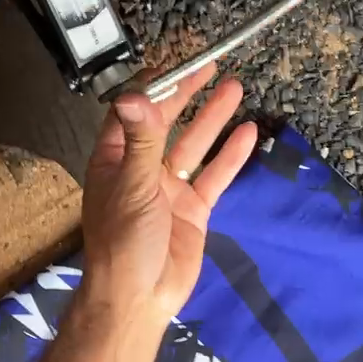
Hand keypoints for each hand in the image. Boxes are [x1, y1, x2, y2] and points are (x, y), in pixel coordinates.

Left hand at [79, 66, 257, 327]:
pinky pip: (213, 177)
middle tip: (211, 65)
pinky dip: (230, 157)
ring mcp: (168, 190)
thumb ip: (140, 139)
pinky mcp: (192, 210)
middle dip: (186, 95)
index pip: (132, 113)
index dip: (152, 87)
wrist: (139, 298)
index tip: (175, 63)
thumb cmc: (124, 241)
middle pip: (166, 123)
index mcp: (114, 161)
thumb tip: (133, 93)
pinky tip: (248, 133)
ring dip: (213, 119)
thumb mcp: (132, 185)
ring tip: (236, 87)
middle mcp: (140, 170)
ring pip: (193, 146)